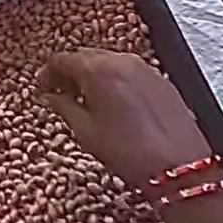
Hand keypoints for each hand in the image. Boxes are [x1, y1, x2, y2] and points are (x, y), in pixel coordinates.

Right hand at [36, 49, 222, 222]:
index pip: (62, 59)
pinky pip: (127, 71)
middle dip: (69, 72)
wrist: (180, 166)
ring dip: (91, 75)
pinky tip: (111, 103)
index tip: (42, 87)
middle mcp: (121, 60)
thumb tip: (51, 97)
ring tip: (85, 101)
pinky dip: (113, 80)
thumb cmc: (130, 152)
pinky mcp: (160, 79)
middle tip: (59, 93)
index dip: (48, 73)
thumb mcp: (86, 132)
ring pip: (107, 62)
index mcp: (98, 69)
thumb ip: (63, 107)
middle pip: (85, 56)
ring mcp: (144, 68)